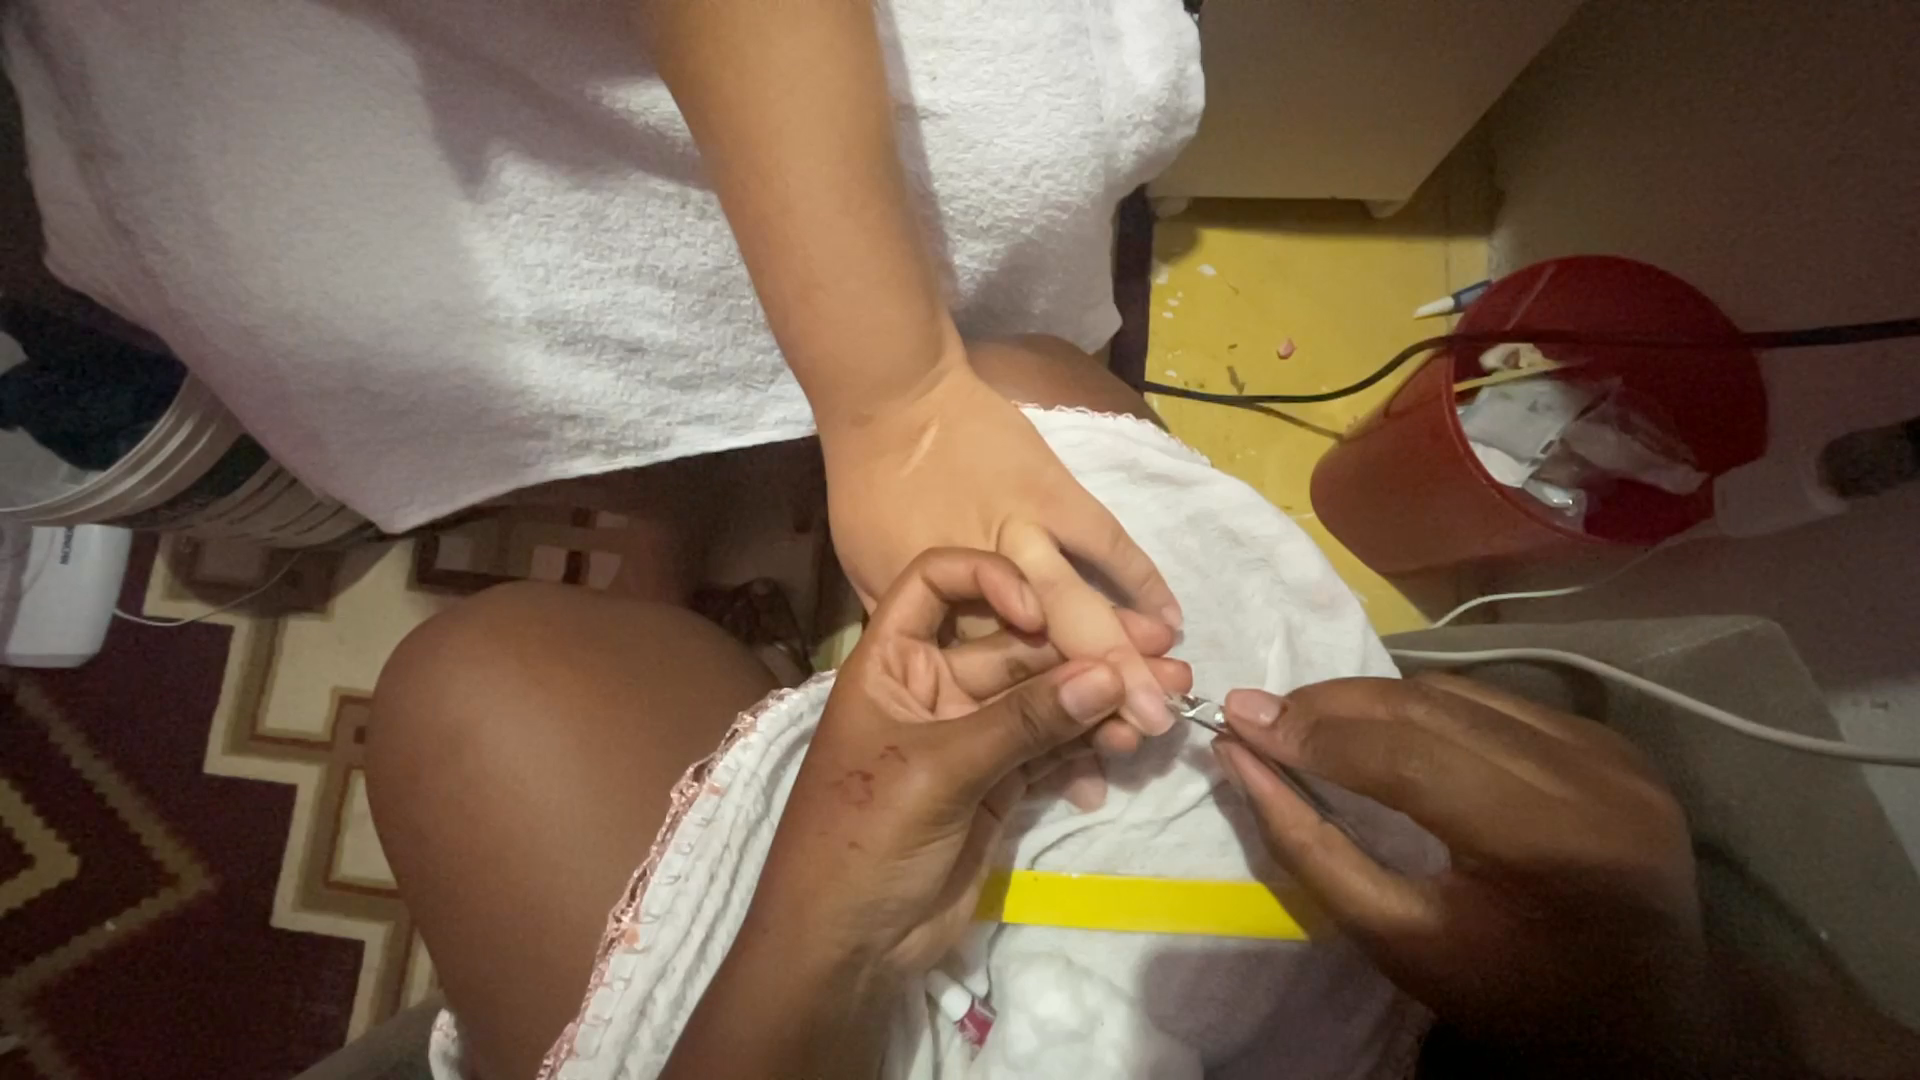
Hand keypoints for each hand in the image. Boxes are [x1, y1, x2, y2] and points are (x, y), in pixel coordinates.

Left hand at [665, 549, 1187, 1078]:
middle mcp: (935, 682)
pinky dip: (1087, 746)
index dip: (990, 580)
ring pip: (1043, 698)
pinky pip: (1051, 747)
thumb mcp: (938, 771)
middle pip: (1013, 645)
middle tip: (1158, 653)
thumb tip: (1107, 675)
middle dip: (1082, 650)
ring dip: (1100, 698)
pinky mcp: (999, 777)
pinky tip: (1126, 749)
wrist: (848, 948)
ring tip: (1165, 701)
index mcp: (895, 659)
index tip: (1039, 612)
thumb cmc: (864, 839)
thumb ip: (1023, 723)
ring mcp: (971, 731)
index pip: (938, 582)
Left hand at [820, 347, 1183, 750]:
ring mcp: (1024, 530)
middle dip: (1096, 690)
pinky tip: (1168, 615)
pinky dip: (1137, 575)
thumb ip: (901, 620)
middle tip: (1147, 728)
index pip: (982, 662)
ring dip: (1126, 647)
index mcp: (931, 597)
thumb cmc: (867, 485)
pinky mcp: (1056, 493)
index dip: (1026, 696)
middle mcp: (984, 572)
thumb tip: (934, 666)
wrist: (891, 393)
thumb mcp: (860, 568)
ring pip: (1078, 601)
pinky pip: (1104, 539)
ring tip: (1170, 687)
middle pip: (1042, 642)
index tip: (1066, 726)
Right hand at [1212, 674, 1746, 1074]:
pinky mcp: (1604, 739)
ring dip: (1365, 701)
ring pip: (1447, 690)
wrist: (1648, 1022)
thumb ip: (1305, 843)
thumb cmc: (1510, 996)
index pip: (1408, 758)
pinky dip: (1414, 706)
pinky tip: (1384, 731)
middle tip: (1259, 714)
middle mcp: (1596, 780)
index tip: (1236, 718)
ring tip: (1311, 725)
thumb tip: (1237, 754)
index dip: (1314, 733)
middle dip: (1326, 705)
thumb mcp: (1391, 938)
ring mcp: (1610, 752)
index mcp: (1555, 846)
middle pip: (1425, 707)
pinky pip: (1481, 697)